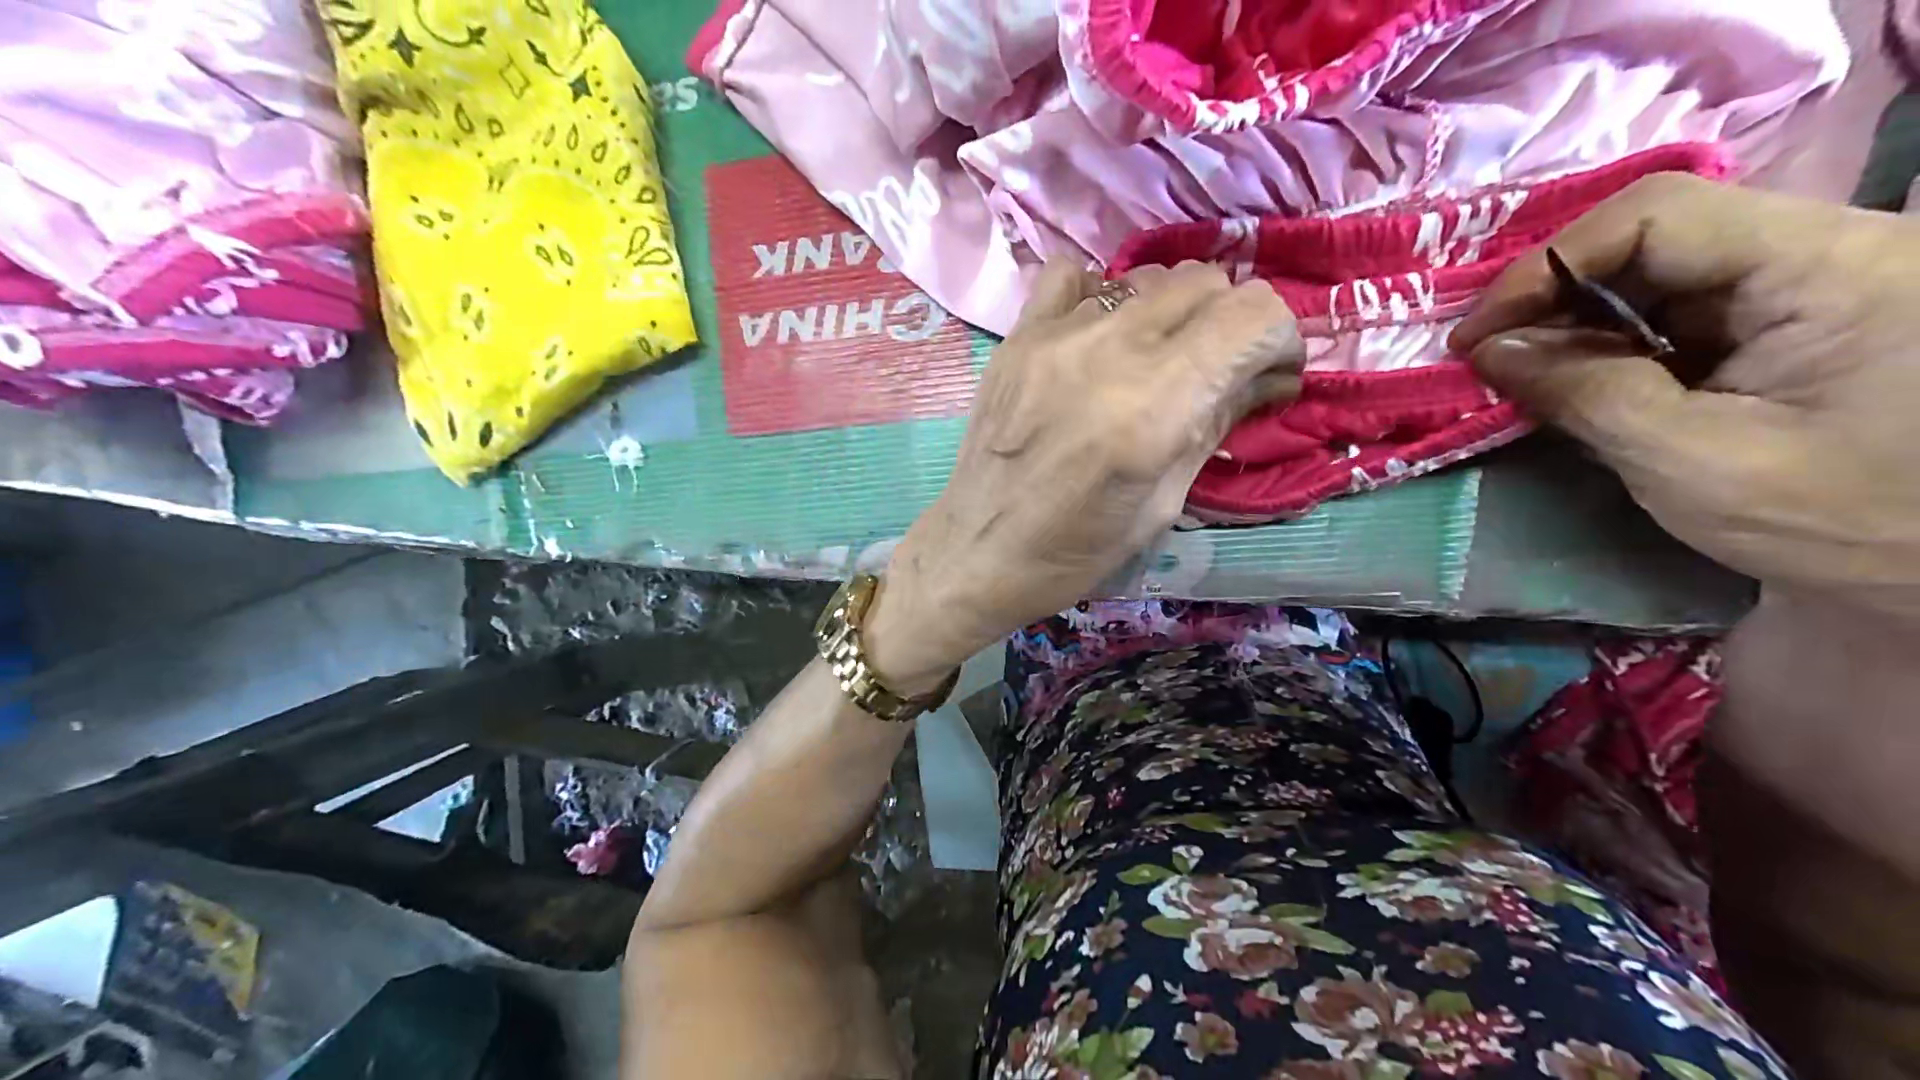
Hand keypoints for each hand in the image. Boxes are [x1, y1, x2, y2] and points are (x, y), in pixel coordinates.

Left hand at [866, 259, 1302, 688]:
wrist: (977, 552)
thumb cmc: (1075, 550)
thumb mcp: (1163, 504)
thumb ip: (1216, 424)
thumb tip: (1267, 375)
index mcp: (1154, 405)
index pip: (1252, 313)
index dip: (1279, 338)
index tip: (1269, 374)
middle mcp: (1109, 351)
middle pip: (1207, 282)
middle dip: (1230, 323)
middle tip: (1217, 370)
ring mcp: (1056, 334)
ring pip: (1150, 276)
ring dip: (1174, 311)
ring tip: (1157, 359)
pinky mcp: (1018, 334)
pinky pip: (1076, 276)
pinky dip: (1103, 297)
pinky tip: (1097, 338)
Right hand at [1450, 174, 1919, 619]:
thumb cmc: (1845, 517)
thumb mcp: (1690, 460)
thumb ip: (1582, 394)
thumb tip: (1488, 351)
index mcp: (1827, 265)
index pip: (1655, 216)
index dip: (1547, 266)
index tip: (1478, 336)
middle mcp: (1818, 254)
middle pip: (1647, 239)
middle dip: (1548, 297)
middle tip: (1483, 358)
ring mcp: (1799, 290)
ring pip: (1649, 277)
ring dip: (1567, 325)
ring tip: (1514, 375)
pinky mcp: (1778, 328)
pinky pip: (1667, 314)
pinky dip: (1600, 347)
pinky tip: (1566, 383)